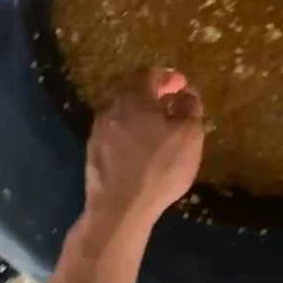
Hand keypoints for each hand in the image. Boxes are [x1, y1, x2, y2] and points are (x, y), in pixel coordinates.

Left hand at [84, 67, 204, 228]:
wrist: (119, 208)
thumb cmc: (160, 167)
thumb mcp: (189, 136)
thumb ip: (189, 107)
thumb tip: (186, 91)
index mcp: (133, 99)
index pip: (148, 74)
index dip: (166, 76)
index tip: (180, 84)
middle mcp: (110, 110)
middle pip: (128, 90)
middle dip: (149, 91)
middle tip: (166, 98)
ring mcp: (97, 133)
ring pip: (119, 113)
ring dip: (137, 113)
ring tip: (155, 126)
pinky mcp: (93, 155)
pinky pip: (114, 134)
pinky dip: (128, 132)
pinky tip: (139, 148)